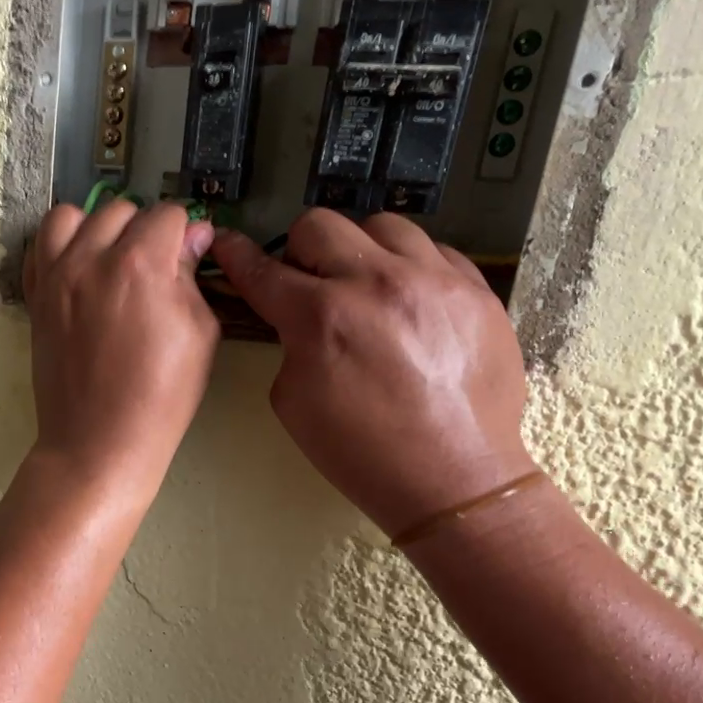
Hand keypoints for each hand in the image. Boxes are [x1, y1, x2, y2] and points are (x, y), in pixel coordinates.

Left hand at [23, 201, 218, 492]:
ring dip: (94, 228)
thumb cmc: (160, 397)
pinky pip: (38, 248)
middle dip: (142, 230)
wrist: (98, 443)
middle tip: (152, 269)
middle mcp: (90, 259)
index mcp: (139, 264)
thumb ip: (191, 277)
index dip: (184, 236)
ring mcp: (55, 278)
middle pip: (119, 211)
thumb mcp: (199, 334)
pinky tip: (78, 271)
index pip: (167, 216)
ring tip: (109, 260)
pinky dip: (58, 247)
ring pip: (69, 216)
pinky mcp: (35, 298)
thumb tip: (193, 238)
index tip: (186, 259)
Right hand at [210, 210, 534, 535]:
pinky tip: (407, 302)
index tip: (227, 244)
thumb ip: (289, 344)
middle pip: (320, 225)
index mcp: (321, 316)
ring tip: (364, 288)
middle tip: (306, 285)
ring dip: (359, 251)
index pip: (263, 270)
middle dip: (300, 252)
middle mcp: (377, 282)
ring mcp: (434, 279)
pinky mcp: (476, 288)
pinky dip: (408, 267)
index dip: (237, 256)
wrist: (453, 477)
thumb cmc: (360, 451)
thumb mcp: (292, 402)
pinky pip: (433, 249)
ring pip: (382, 225)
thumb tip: (298, 318)